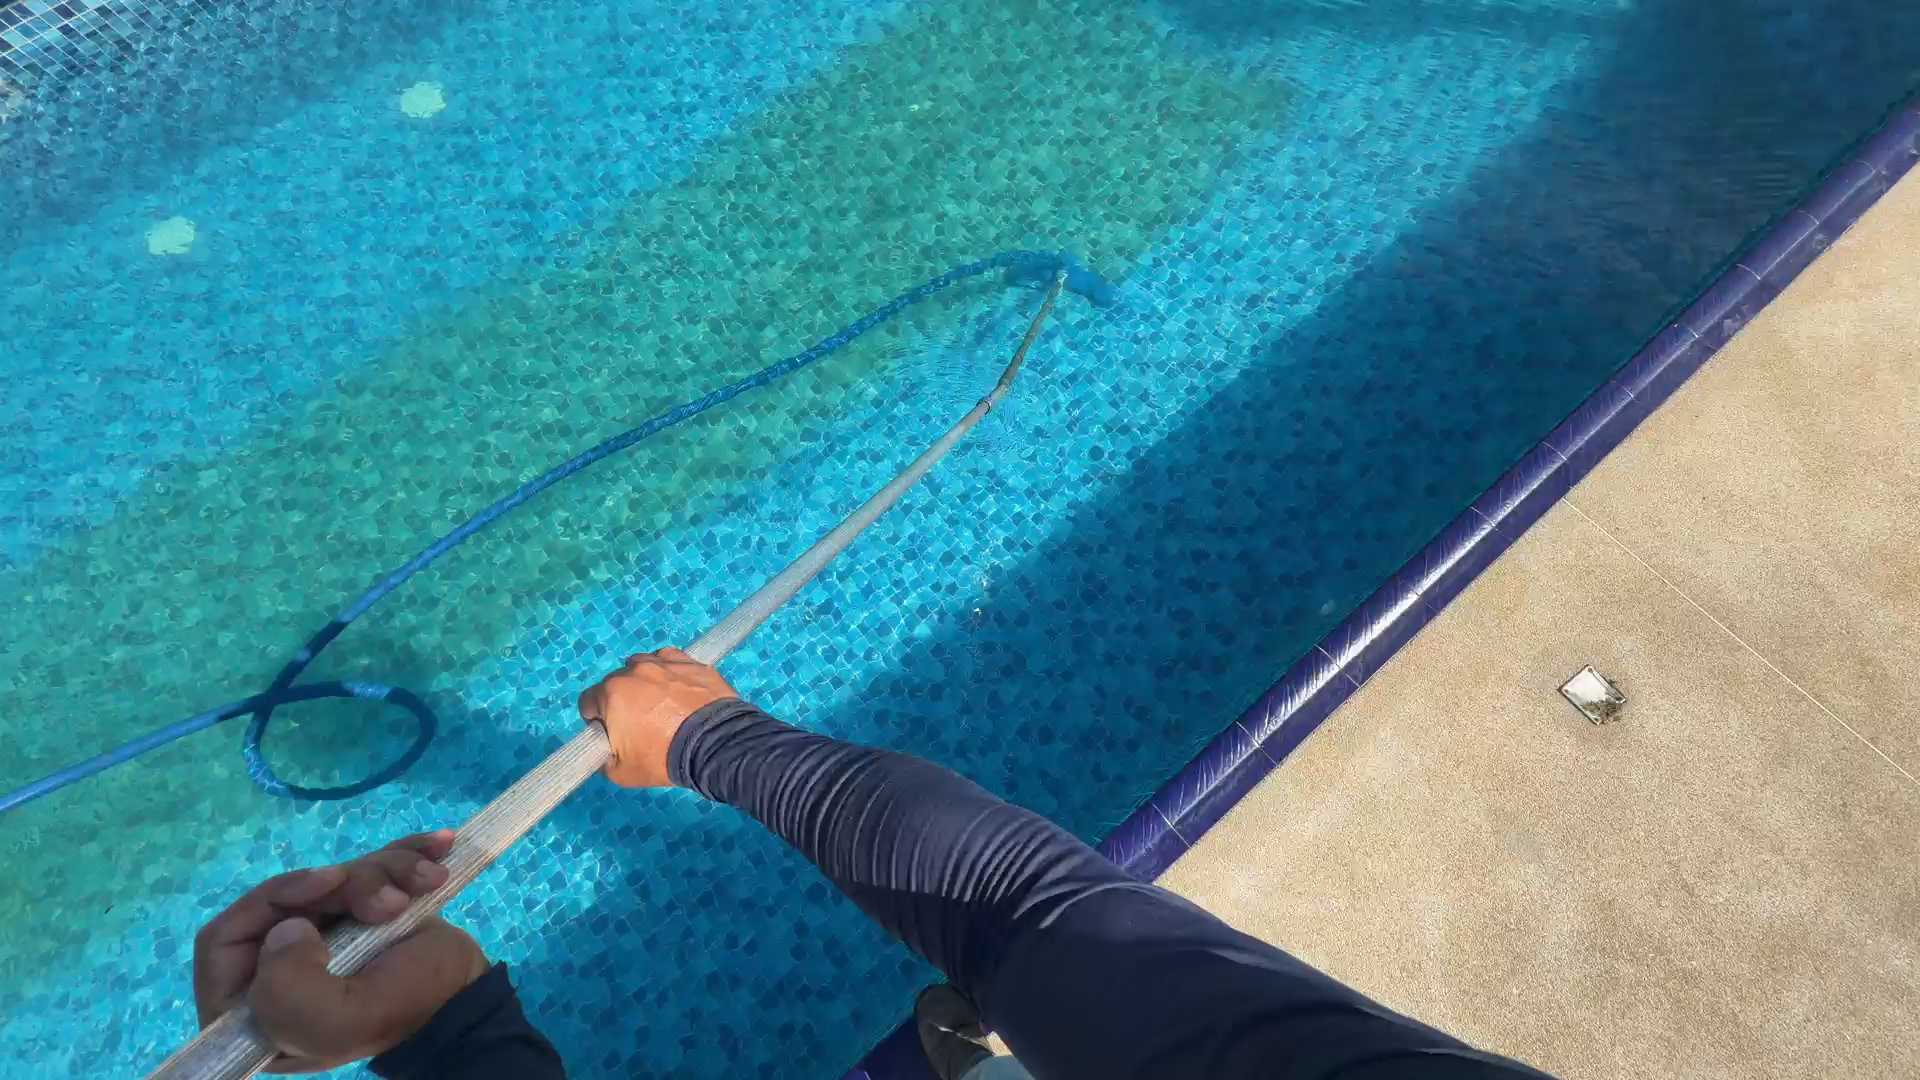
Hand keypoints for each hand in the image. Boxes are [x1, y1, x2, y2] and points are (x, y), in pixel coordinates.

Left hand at [192, 830, 489, 1071]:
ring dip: (396, 868)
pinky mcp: (372, 906)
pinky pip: (382, 861)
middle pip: (301, 893)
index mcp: (253, 1001)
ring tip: (431, 882)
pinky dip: (414, 850)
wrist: (463, 996)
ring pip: (347, 873)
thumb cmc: (402, 1012)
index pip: (227, 935)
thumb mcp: (337, 1021)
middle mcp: (285, 960)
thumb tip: (287, 928)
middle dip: (357, 883)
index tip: (332, 881)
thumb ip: (288, 990)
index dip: (276, 897)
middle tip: (397, 902)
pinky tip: (441, 846)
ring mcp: (332, 929)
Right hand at [577, 647, 738, 786]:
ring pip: (644, 667)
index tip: (613, 732)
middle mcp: (636, 670)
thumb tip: (607, 748)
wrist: (715, 744)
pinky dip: (671, 671)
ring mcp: (666, 662)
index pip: (588, 702)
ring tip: (662, 704)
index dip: (597, 719)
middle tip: (641, 722)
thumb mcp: (619, 772)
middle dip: (622, 700)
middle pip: (617, 682)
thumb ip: (604, 757)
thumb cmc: (662, 757)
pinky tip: (680, 688)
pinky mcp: (692, 662)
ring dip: (646, 682)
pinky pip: (672, 661)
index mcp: (611, 693)